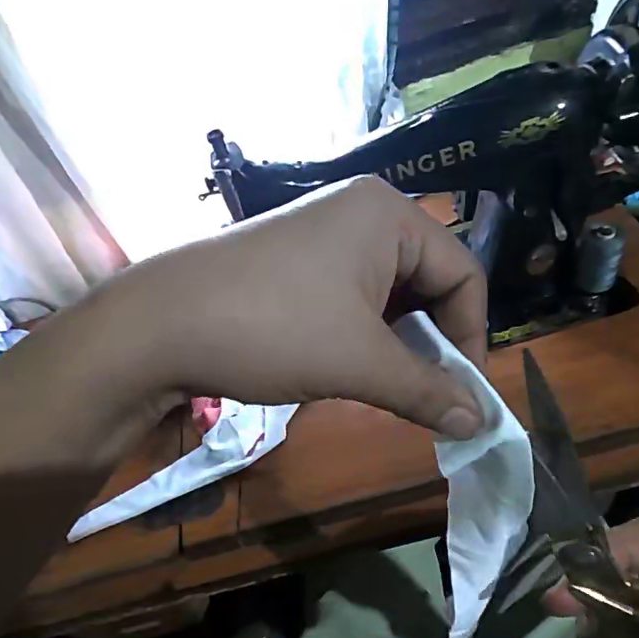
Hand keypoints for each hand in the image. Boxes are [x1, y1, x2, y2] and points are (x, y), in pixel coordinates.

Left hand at [68, 177, 488, 444]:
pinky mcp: (294, 263)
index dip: (471, 337)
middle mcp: (361, 214)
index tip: (461, 394)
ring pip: (388, 296)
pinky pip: (352, 299)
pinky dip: (363, 337)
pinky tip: (348, 369)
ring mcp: (323, 236)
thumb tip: (481, 423)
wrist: (158, 326)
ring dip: (396, 346)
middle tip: (426, 396)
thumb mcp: (359, 363)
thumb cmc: (272, 329)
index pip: (464, 274)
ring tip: (386, 388)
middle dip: (431, 344)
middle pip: (427, 283)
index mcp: (389, 215)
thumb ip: (426, 391)